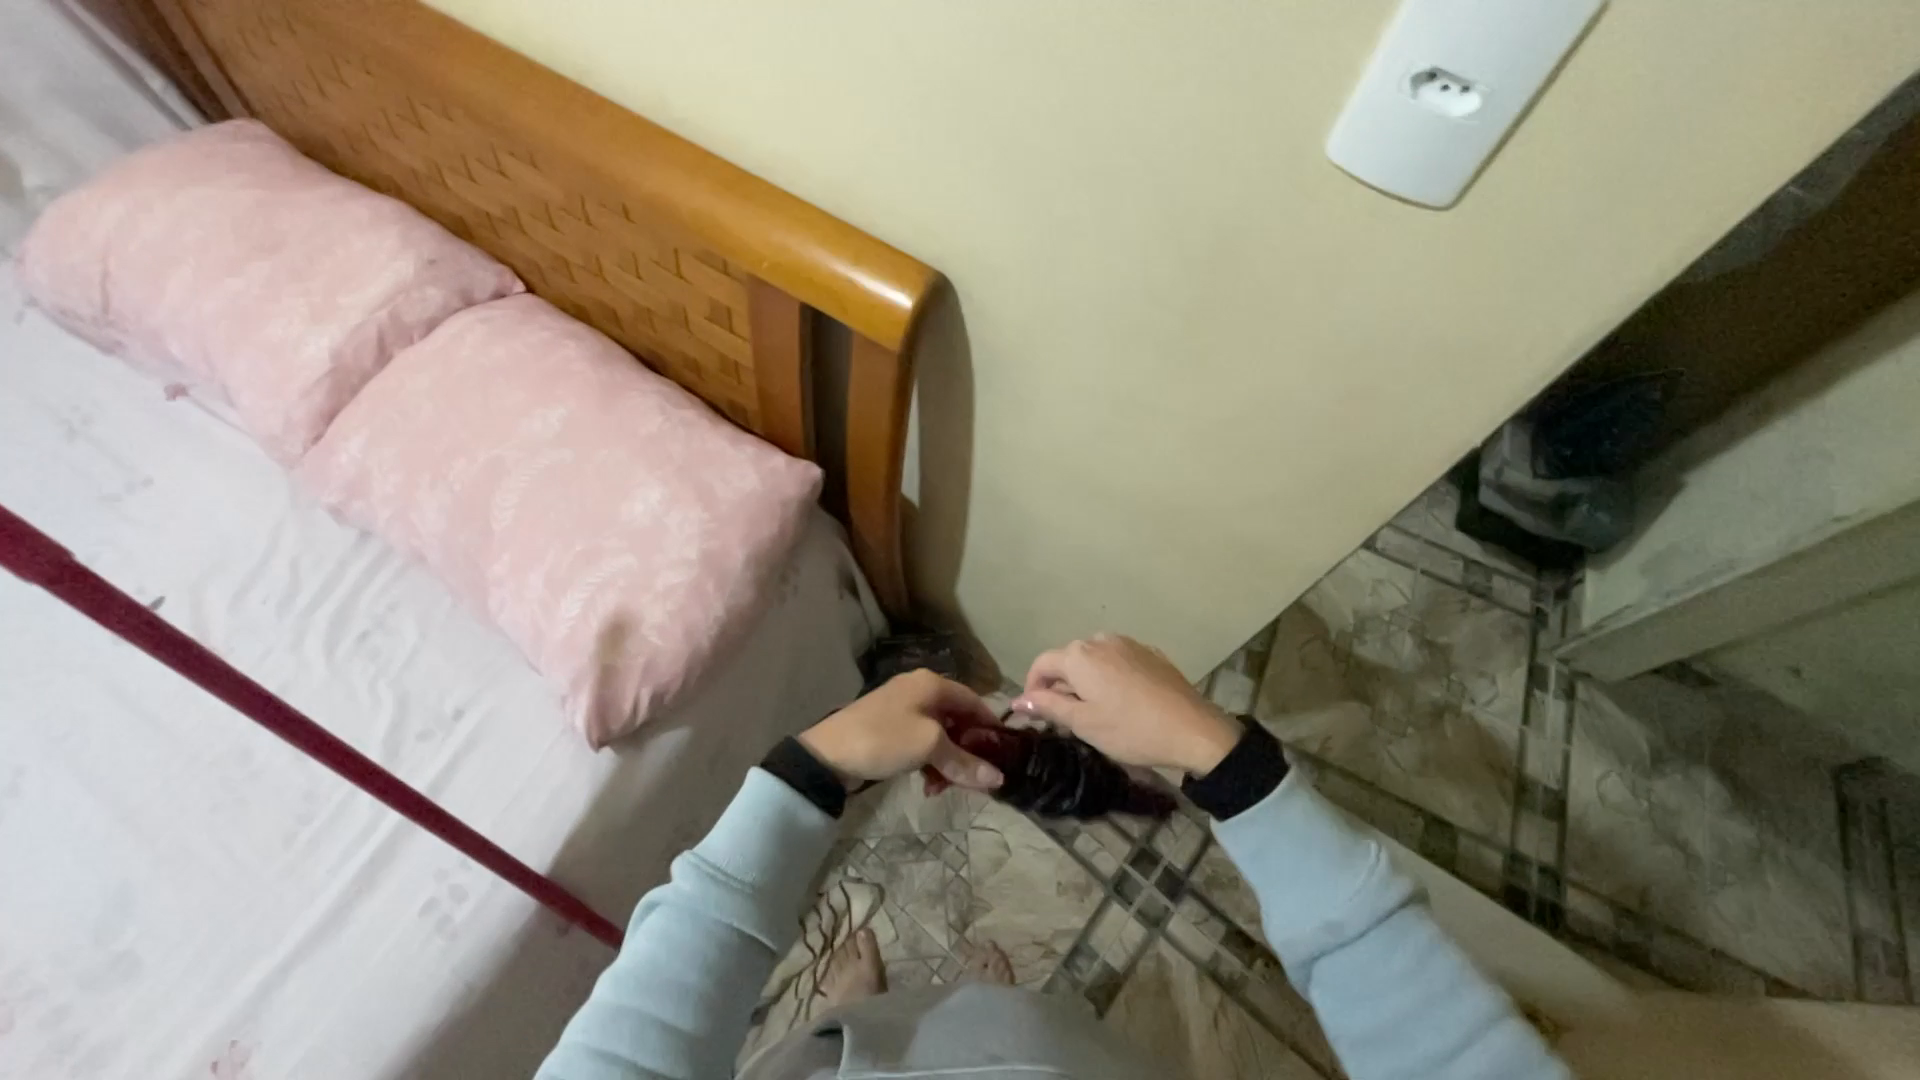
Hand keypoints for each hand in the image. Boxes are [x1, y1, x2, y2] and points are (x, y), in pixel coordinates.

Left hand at [798, 670, 1005, 791]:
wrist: (828, 754)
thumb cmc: (884, 739)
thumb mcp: (929, 747)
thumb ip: (965, 762)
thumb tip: (998, 779)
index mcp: (932, 684)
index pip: (974, 700)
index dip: (990, 726)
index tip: (1004, 754)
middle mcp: (919, 689)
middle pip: (957, 719)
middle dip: (967, 751)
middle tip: (974, 780)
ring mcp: (902, 709)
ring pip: (939, 735)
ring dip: (947, 762)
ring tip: (943, 788)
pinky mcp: (889, 728)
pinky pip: (920, 743)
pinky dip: (928, 762)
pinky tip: (927, 786)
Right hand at [1012, 634, 1242, 776]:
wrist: (1192, 729)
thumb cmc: (1131, 729)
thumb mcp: (1084, 723)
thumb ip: (1048, 706)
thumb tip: (1019, 700)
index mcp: (1079, 656)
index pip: (1042, 664)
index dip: (1032, 687)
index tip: (1035, 712)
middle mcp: (1101, 640)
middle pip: (1068, 659)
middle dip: (1060, 684)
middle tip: (1065, 717)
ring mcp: (1129, 643)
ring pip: (1094, 659)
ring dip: (1086, 680)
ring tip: (1094, 709)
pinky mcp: (1151, 653)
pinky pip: (1119, 661)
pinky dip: (1111, 676)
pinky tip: (1122, 701)